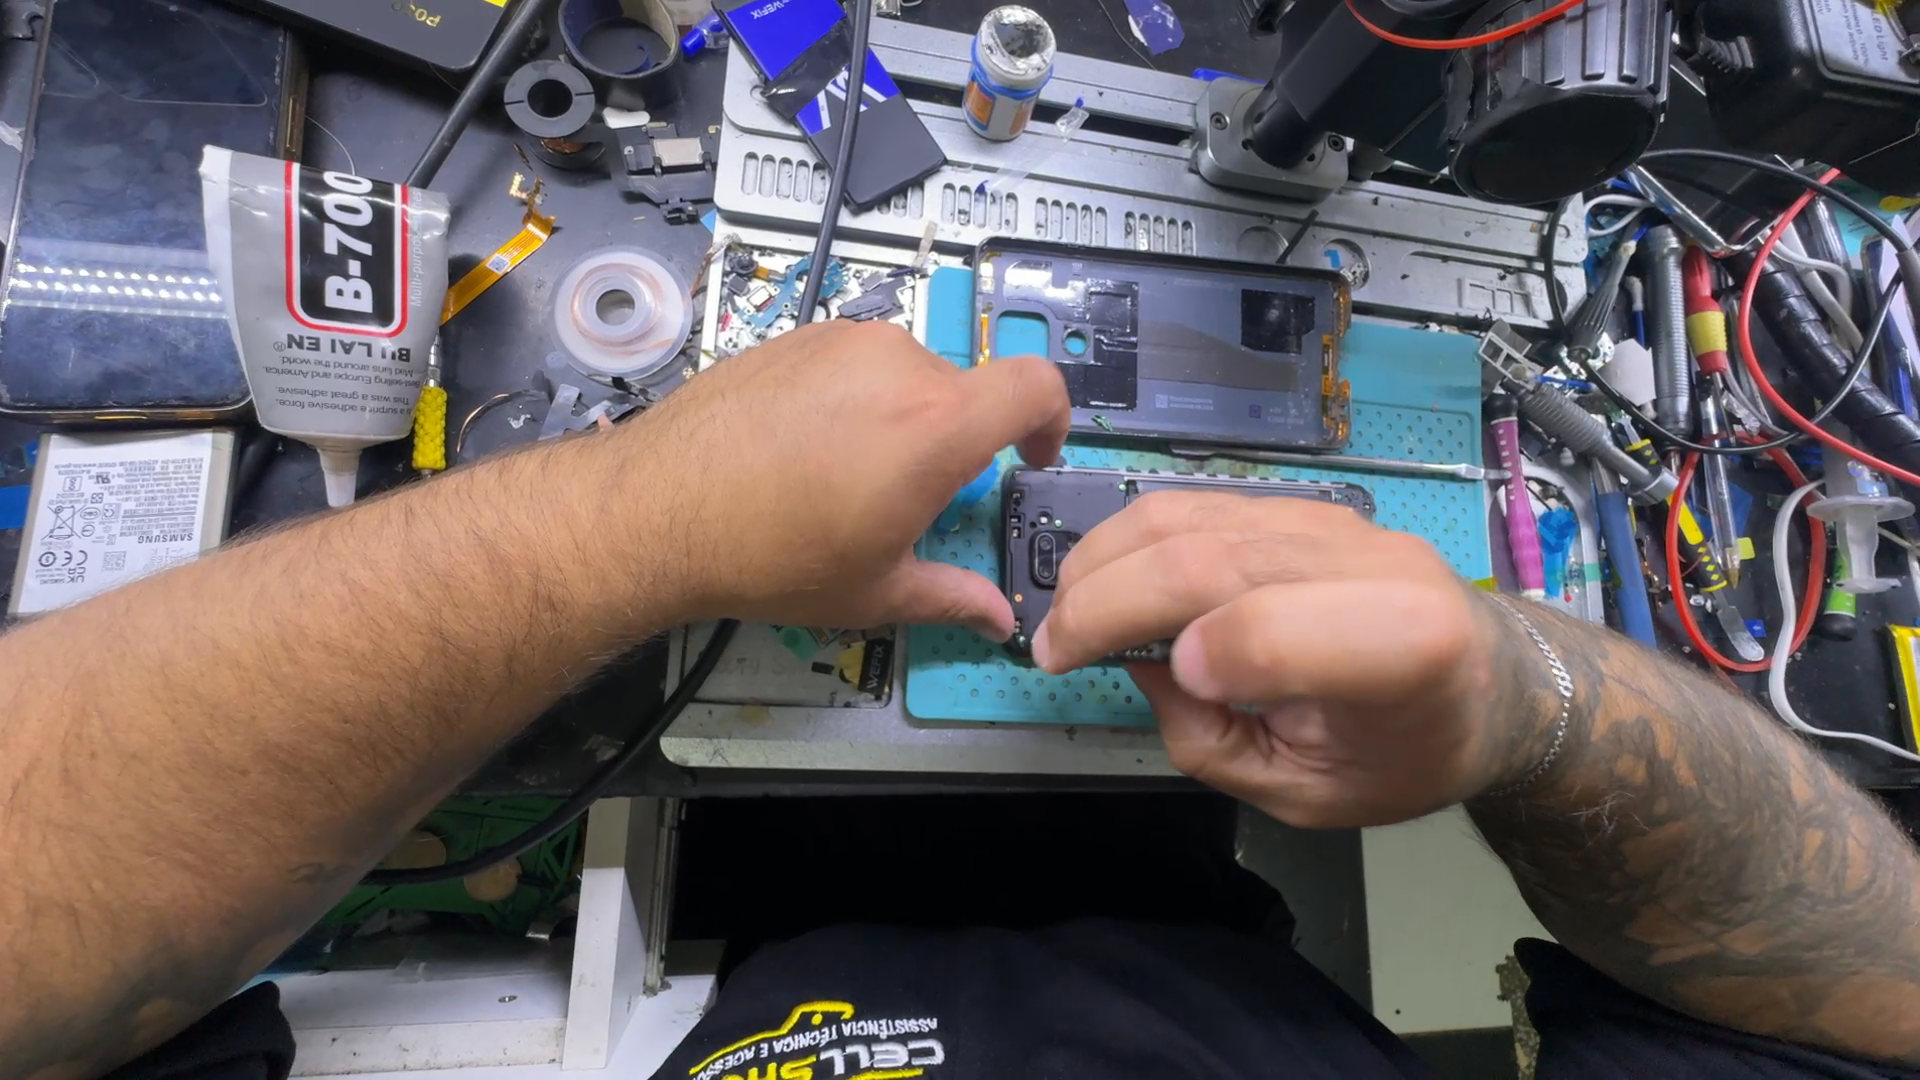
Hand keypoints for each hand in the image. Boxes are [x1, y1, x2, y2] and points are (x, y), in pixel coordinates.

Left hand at [631, 319, 1068, 636]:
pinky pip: (857, 362)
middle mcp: (897, 365)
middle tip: (909, 497)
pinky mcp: (798, 336)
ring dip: (905, 419)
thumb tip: (999, 620)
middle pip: (965, 391)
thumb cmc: (775, 557)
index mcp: (935, 426)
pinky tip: (810, 446)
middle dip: (957, 442)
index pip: (1037, 385)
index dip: (1052, 419)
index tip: (1030, 456)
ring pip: (909, 376)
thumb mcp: (877, 590)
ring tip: (850, 474)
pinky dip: (859, 398)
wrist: (656, 510)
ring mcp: (843, 342)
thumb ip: (954, 598)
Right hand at [1032, 493, 1519, 827]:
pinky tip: (1104, 575)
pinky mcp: (1288, 504)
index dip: (1209, 653)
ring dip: (1101, 559)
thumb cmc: (1404, 751)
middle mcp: (1365, 561)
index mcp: (1406, 648)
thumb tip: (1143, 659)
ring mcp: (1321, 519)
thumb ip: (1212, 741)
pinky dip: (1127, 538)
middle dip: (1104, 602)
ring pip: (1180, 516)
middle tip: (1052, 648)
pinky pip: (1187, 504)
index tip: (1165, 682)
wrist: (1490, 674)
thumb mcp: (1308, 794)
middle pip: (1202, 561)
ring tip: (1068, 609)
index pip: (1280, 631)